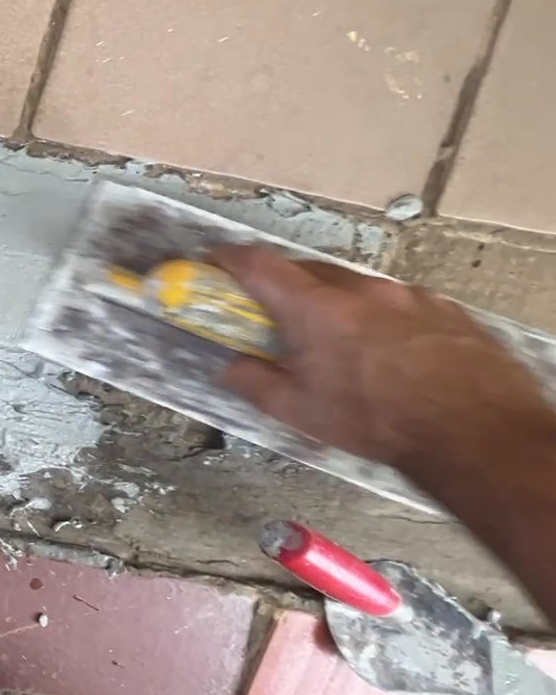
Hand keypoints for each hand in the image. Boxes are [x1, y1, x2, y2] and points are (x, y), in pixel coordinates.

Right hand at [210, 244, 555, 477]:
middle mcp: (362, 290)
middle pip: (306, 269)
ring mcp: (412, 297)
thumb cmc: (375, 421)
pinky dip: (376, 316)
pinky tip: (385, 350)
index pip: (258, 262)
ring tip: (336, 339)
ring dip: (332, 302)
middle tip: (271, 313)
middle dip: (280, 284)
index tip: (212, 263)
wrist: (482, 437)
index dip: (227, 257)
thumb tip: (234, 363)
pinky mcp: (450, 311)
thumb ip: (249, 379)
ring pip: (354, 286)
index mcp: (315, 308)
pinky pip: (397, 302)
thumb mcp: (293, 409)